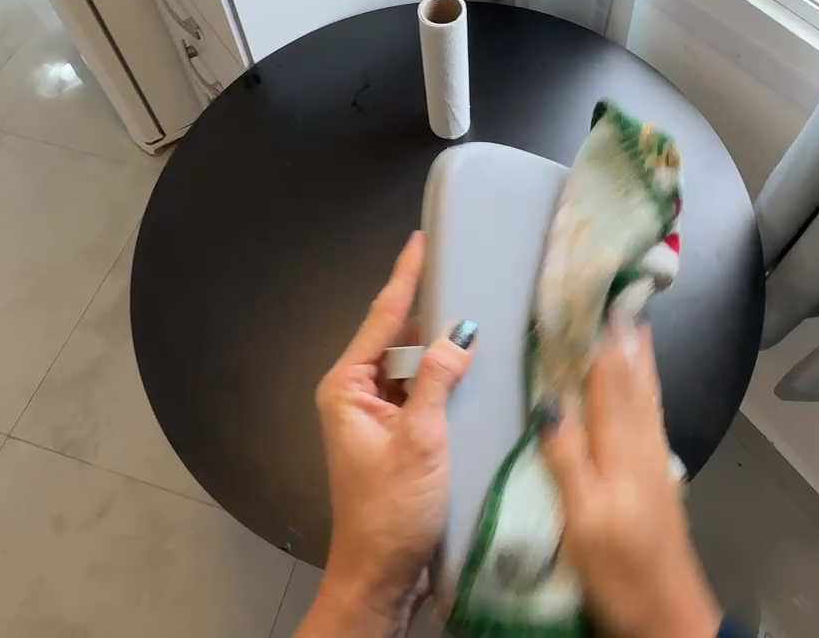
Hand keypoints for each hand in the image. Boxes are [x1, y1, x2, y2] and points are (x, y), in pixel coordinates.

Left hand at [299, 232, 476, 636]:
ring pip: (410, 361)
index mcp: (348, 385)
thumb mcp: (421, 440)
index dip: (405, 277)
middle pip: (395, 335)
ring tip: (471, 309)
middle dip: (426, 307)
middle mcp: (356, 391)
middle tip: (459, 270)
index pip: (382, 318)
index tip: (419, 242)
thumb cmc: (392, 510)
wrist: (380, 577)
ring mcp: (374, 412)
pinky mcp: (394, 430)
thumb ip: (439, 379)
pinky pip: (418, 386)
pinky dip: (441, 374)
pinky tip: (467, 361)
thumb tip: (462, 329)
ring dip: (437, 343)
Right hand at [541, 323, 721, 637]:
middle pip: (631, 375)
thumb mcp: (584, 519)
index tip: (594, 292)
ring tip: (631, 317)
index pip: (610, 376)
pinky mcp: (657, 472)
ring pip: (644, 390)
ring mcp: (654, 457)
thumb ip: (568, 458)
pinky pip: (648, 410)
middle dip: (622, 331)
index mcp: (622, 447)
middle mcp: (642, 441)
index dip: (601, 333)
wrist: (670, 618)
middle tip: (615, 289)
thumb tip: (550, 399)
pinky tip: (640, 377)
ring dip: (636, 351)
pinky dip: (643, 382)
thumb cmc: (621, 570)